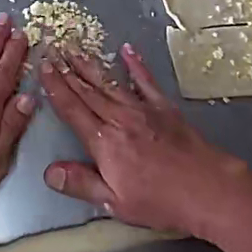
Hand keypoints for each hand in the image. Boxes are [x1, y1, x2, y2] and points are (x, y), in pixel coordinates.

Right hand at [39, 43, 251, 237]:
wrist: (208, 189)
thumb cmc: (160, 201)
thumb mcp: (116, 203)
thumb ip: (81, 184)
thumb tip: (48, 171)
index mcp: (103, 141)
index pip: (71, 109)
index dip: (55, 87)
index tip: (43, 67)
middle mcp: (118, 118)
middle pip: (86, 90)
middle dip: (66, 70)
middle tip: (52, 49)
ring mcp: (141, 109)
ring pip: (108, 82)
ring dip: (89, 65)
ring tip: (74, 48)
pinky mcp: (163, 107)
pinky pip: (144, 81)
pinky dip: (135, 64)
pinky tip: (126, 49)